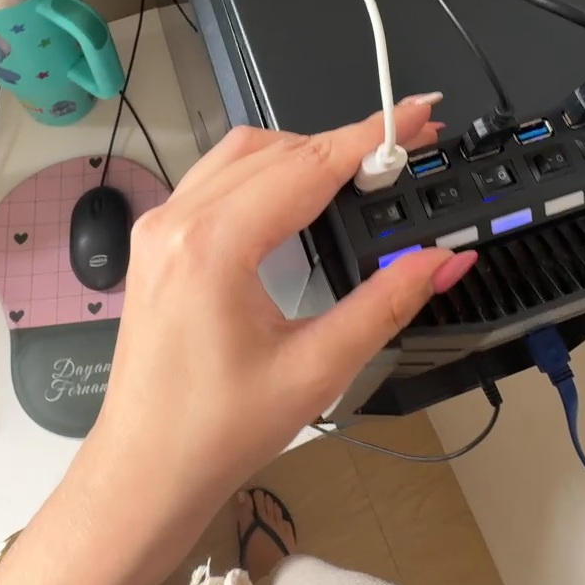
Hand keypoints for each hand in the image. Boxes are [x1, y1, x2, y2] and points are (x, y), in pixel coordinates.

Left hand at [98, 94, 474, 487]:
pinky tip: (298, 190)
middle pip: (277, 150)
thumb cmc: (213, 432)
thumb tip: (438, 260)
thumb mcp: (315, 370)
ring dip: (304, 151)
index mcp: (212, 247)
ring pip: (243, 153)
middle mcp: (177, 221)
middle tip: (402, 151)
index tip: (415, 113)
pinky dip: (267, 169)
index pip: (308, 166)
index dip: (370, 136)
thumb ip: (385, 303)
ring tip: (359, 169)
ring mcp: (161, 226)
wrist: (145, 471)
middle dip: (345, 143)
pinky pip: (217, 176)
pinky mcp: (159, 237)